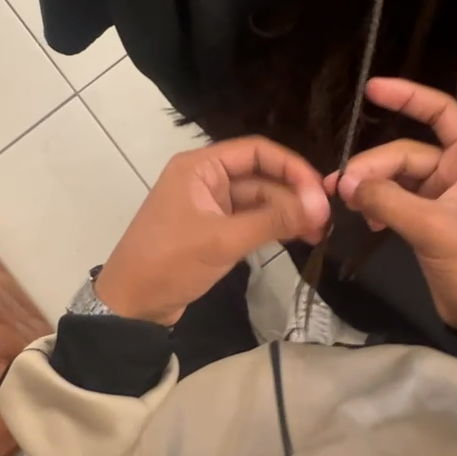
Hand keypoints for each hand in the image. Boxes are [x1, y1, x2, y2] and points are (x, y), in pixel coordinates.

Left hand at [95, 136, 329, 324]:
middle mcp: (206, 179)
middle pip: (261, 176)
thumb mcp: (222, 240)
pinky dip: (273, 227)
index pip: (256, 151)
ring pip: (259, 201)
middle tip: (325, 220)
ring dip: (287, 213)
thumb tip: (318, 207)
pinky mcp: (214, 231)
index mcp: (200, 167)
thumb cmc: (169, 262)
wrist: (132, 304)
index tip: (320, 191)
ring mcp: (210, 206)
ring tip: (318, 233)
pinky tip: (298, 238)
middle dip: (293, 195)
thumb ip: (271, 220)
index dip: (291, 167)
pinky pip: (251, 221)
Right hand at [325, 78, 456, 338]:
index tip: (371, 88)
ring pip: (398, 179)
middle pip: (407, 153)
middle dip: (373, 166)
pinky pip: (397, 202)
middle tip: (339, 188)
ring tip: (345, 203)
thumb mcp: (435, 230)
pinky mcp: (430, 222)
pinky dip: (379, 207)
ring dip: (371, 188)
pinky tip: (365, 221)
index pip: (441, 113)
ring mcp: (444, 198)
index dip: (408, 97)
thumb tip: (344, 182)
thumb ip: (389, 201)